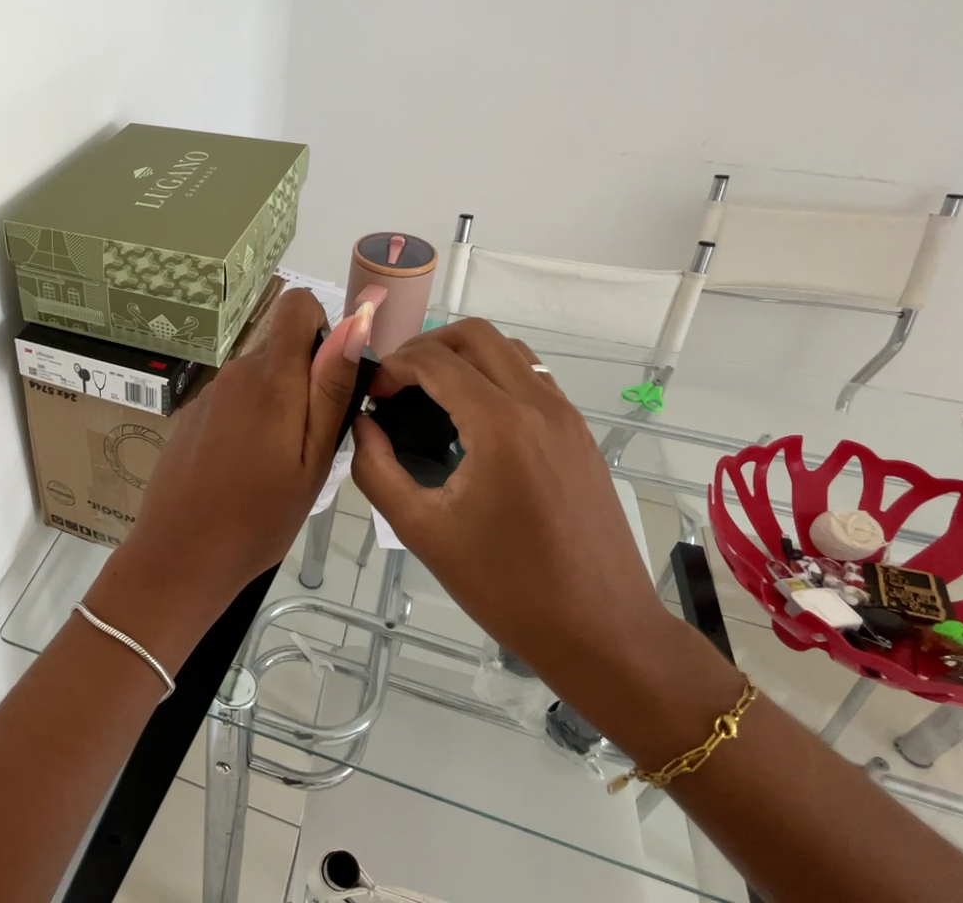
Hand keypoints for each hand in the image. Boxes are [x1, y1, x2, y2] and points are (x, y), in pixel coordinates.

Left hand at [82, 289, 368, 660]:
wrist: (181, 555)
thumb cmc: (260, 516)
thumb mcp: (314, 457)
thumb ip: (332, 386)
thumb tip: (357, 319)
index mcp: (270, 376)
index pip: (297, 305)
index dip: (322, 330)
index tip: (328, 381)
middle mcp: (234, 373)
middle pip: (279, 348)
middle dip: (302, 381)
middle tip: (306, 445)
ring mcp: (206, 395)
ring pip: (255, 379)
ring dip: (274, 407)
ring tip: (274, 466)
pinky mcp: (189, 417)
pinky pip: (230, 402)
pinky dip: (245, 423)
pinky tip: (240, 472)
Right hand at [350, 319, 670, 683]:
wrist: (598, 628)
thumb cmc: (504, 585)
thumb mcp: (421, 530)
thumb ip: (376, 469)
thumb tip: (363, 425)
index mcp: (500, 425)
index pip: (436, 360)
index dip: (394, 366)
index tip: (373, 395)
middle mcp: (539, 405)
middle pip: (477, 335)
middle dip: (427, 347)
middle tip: (398, 385)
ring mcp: (567, 417)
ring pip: (510, 350)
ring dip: (464, 357)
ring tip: (430, 397)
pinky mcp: (580, 435)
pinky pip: (533, 379)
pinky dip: (494, 378)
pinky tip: (470, 423)